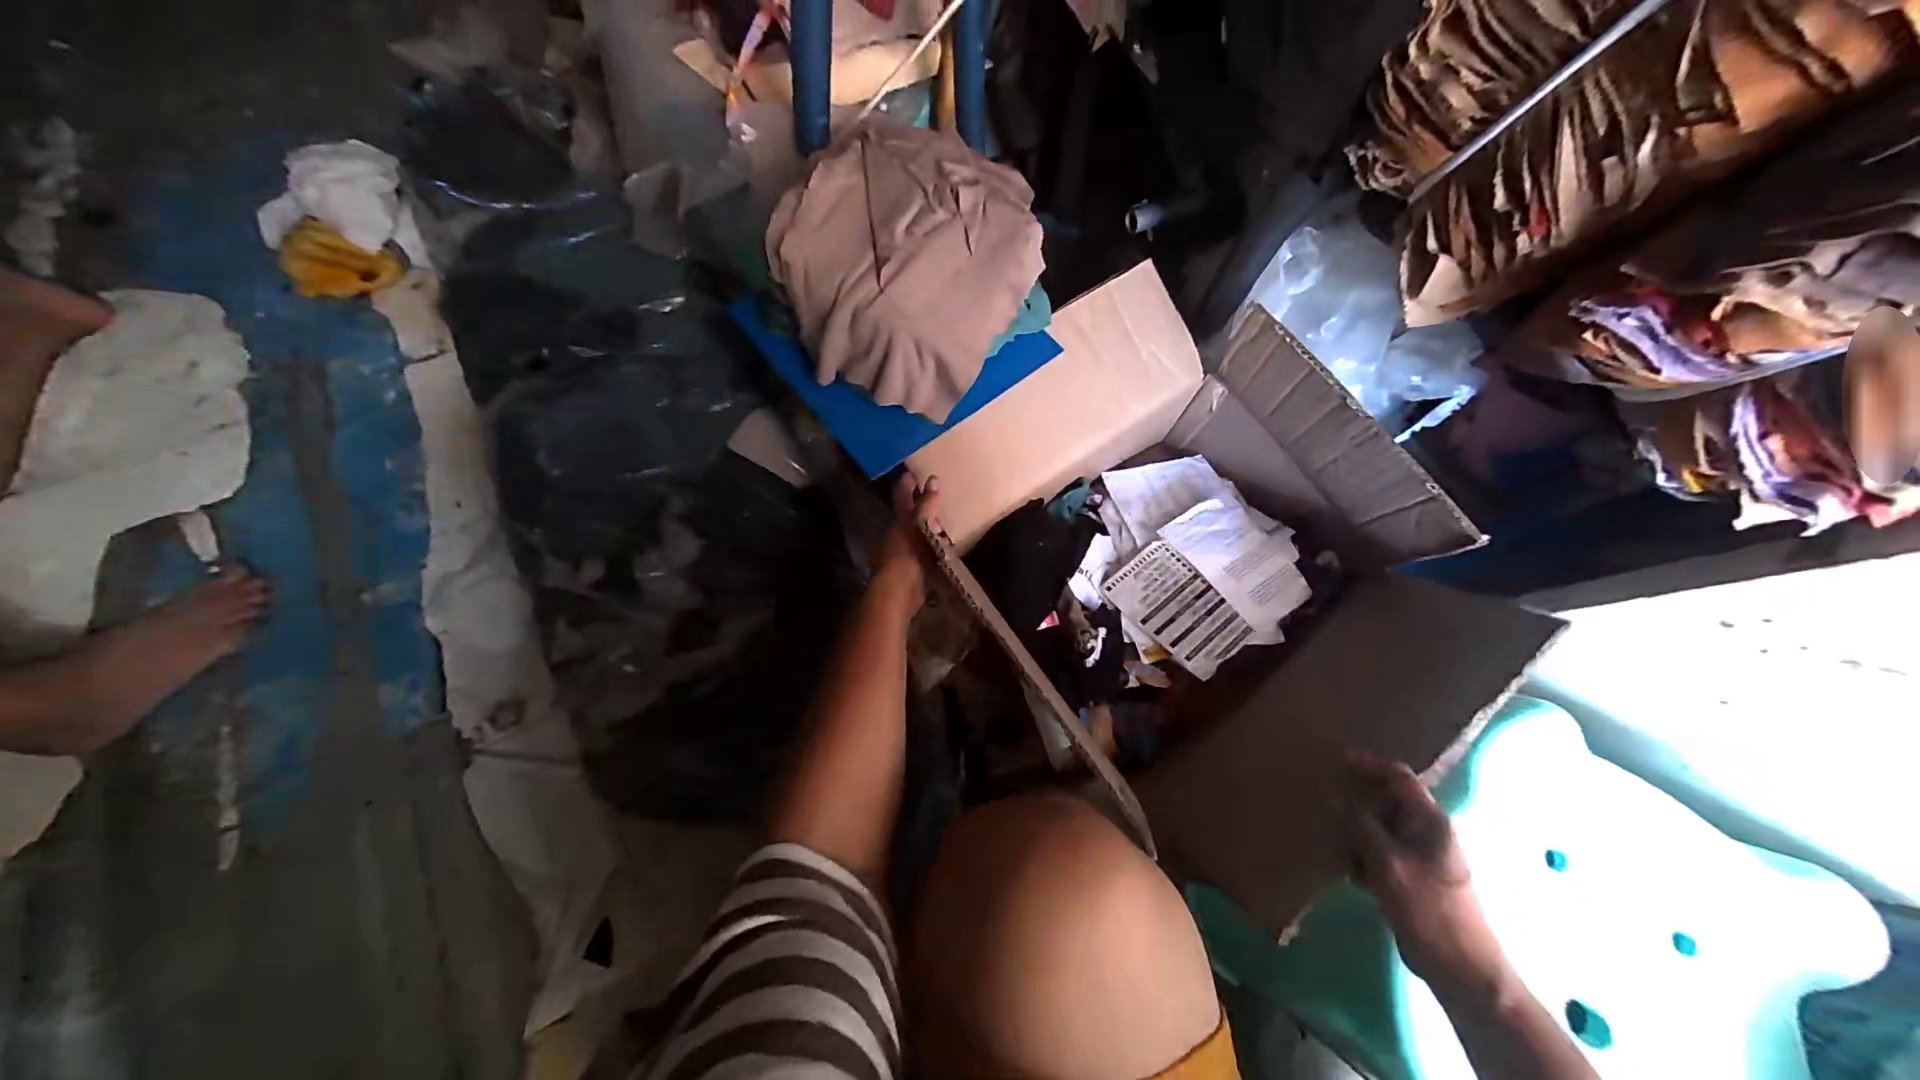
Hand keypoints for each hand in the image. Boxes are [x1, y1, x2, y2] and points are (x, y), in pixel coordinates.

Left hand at [871, 473, 941, 610]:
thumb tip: (932, 479)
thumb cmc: (905, 553)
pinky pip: (933, 551)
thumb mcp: (917, 524)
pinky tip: (953, 543)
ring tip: (951, 515)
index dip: (907, 483)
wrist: (900, 590)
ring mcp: (911, 551)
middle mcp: (902, 534)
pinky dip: (941, 546)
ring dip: (934, 526)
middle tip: (939, 491)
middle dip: (922, 504)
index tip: (914, 470)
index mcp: (899, 520)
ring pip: (923, 533)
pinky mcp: (921, 567)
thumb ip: (925, 504)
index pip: (902, 496)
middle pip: (912, 514)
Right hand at [1341, 750, 1505, 988]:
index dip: (1370, 765)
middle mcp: (1427, 833)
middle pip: (1387, 801)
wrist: (1460, 968)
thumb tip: (1332, 788)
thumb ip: (1358, 823)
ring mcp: (1420, 856)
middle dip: (1357, 800)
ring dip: (1356, 830)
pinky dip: (1362, 854)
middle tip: (1325, 799)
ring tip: (1332, 837)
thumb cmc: (1427, 908)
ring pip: (1380, 828)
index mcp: (1430, 822)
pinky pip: (1380, 852)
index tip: (1337, 761)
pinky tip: (1349, 869)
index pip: (1400, 778)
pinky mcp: (1411, 877)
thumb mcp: (1386, 861)